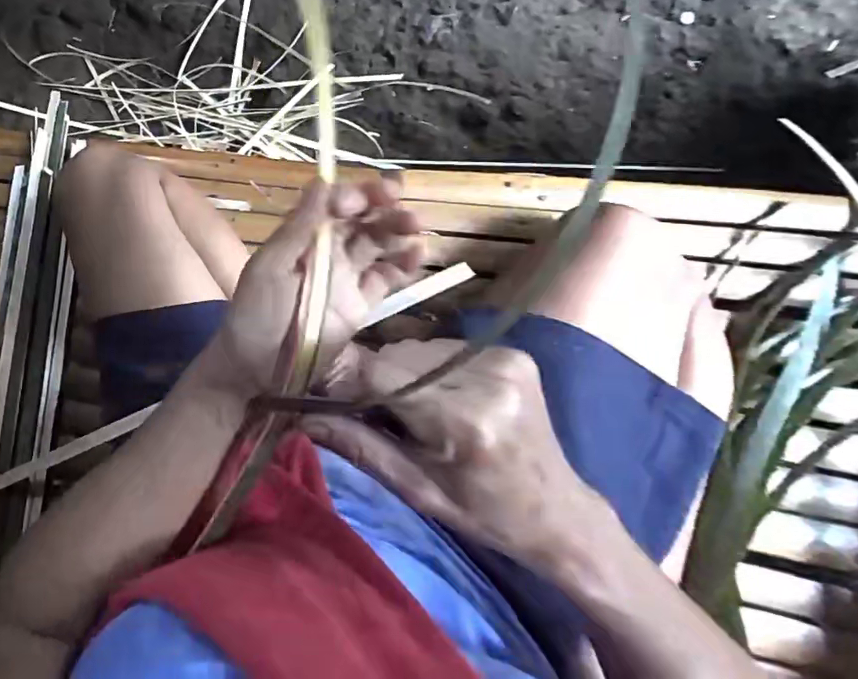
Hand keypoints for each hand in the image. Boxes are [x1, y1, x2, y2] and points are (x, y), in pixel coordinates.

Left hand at [188, 176, 424, 401]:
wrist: (258, 371)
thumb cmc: (256, 314)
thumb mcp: (270, 267)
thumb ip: (298, 227)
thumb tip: (322, 181)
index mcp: (304, 234)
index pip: (334, 204)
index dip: (352, 196)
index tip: (364, 200)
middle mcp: (329, 248)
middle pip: (362, 218)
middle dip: (382, 205)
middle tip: (401, 199)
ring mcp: (347, 275)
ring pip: (378, 243)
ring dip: (397, 230)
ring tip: (415, 225)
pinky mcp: (362, 302)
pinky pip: (386, 277)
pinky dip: (403, 264)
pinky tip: (417, 255)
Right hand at [301, 339, 610, 567]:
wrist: (556, 508)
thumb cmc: (482, 511)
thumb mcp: (417, 489)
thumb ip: (359, 445)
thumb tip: (301, 416)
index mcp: (464, 421)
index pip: (382, 375)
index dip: (347, 377)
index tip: (323, 387)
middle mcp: (487, 378)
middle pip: (401, 356)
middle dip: (379, 377)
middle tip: (379, 411)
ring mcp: (505, 358)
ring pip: (422, 347)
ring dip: (407, 370)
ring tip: (420, 407)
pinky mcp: (514, 350)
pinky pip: (449, 346)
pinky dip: (435, 366)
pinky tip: (448, 393)